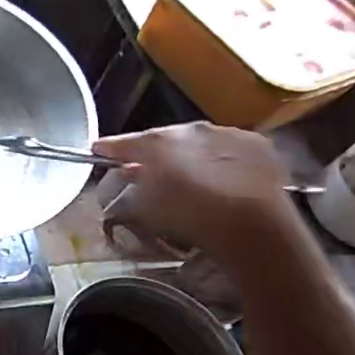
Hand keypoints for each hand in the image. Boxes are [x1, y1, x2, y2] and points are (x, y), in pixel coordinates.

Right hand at [93, 123, 297, 258]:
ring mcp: (227, 134)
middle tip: (144, 170)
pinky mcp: (256, 146)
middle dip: (151, 153)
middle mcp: (192, 129)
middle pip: (163, 139)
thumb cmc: (189, 217)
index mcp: (159, 141)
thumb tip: (129, 174)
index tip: (97, 149)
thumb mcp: (145, 208)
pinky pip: (226, 150)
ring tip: (183, 178)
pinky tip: (217, 182)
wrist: (254, 225)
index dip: (110, 147)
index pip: (127, 141)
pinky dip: (216, 162)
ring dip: (185, 156)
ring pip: (195, 143)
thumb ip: (132, 187)